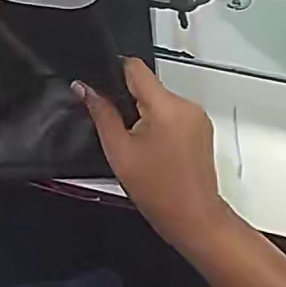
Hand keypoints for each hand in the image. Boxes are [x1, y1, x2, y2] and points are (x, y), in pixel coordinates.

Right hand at [76, 58, 231, 251]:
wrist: (193, 218)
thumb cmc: (158, 190)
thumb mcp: (118, 149)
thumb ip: (100, 112)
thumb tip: (84, 87)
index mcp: (166, 107)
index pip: (135, 67)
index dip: (113, 72)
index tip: (101, 88)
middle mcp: (187, 106)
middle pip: (147, 85)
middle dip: (128, 99)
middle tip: (117, 127)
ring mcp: (197, 117)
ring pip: (159, 99)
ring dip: (143, 112)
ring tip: (135, 142)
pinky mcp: (201, 128)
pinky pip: (172, 112)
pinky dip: (158, 121)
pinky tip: (151, 146)